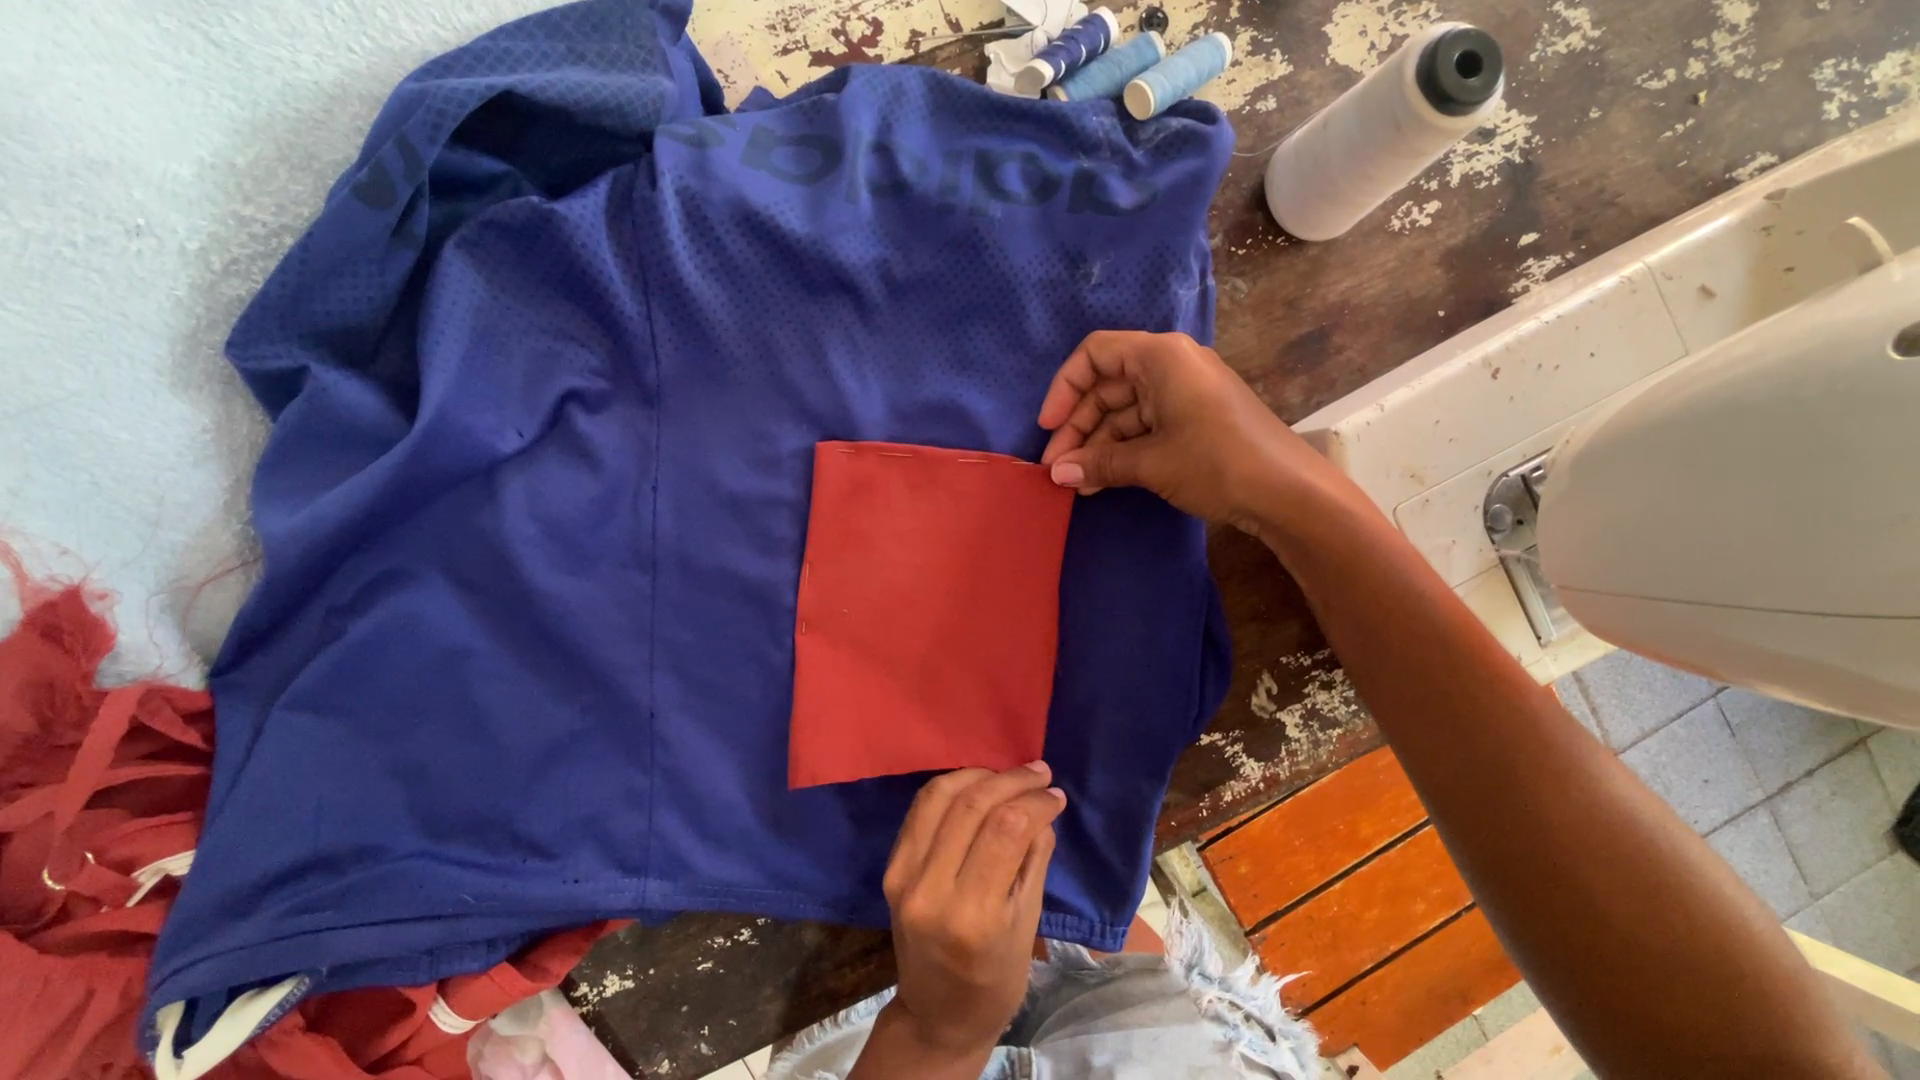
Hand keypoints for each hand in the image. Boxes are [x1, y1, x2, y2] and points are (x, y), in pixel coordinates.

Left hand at [875, 763, 1064, 1060]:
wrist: (936, 1016)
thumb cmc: (995, 980)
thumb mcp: (1027, 925)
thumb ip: (1033, 861)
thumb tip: (1043, 807)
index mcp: (973, 915)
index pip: (1005, 830)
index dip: (1035, 803)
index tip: (1057, 796)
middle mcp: (930, 890)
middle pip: (970, 806)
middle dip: (1010, 781)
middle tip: (1040, 772)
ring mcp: (903, 877)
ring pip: (938, 797)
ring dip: (977, 775)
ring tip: (1008, 774)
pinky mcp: (890, 869)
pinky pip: (919, 811)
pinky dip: (950, 789)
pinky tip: (976, 785)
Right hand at [1037, 330, 1353, 534]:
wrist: (1287, 491)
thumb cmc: (1215, 461)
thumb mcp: (1151, 462)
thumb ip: (1099, 463)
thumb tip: (1056, 474)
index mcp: (1161, 356)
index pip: (1095, 354)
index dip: (1065, 388)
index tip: (1047, 427)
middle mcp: (1171, 366)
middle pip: (1107, 386)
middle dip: (1078, 427)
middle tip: (1056, 469)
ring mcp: (1184, 394)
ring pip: (1124, 412)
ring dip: (1097, 446)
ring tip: (1075, 483)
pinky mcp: (1194, 420)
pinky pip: (1145, 428)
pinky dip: (1122, 452)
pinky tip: (1100, 482)